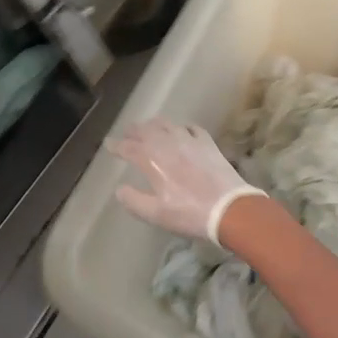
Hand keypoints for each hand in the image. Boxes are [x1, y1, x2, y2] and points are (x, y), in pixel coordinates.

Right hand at [105, 118, 263, 245]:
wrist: (229, 207)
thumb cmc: (188, 213)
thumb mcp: (156, 214)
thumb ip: (134, 201)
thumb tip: (119, 189)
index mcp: (152, 159)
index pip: (129, 148)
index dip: (117, 146)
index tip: (108, 144)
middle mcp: (168, 142)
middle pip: (146, 130)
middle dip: (134, 131)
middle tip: (127, 133)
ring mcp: (189, 139)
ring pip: (167, 124)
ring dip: (155, 124)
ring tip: (150, 127)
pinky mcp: (207, 142)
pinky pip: (191, 127)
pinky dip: (181, 126)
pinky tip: (182, 129)